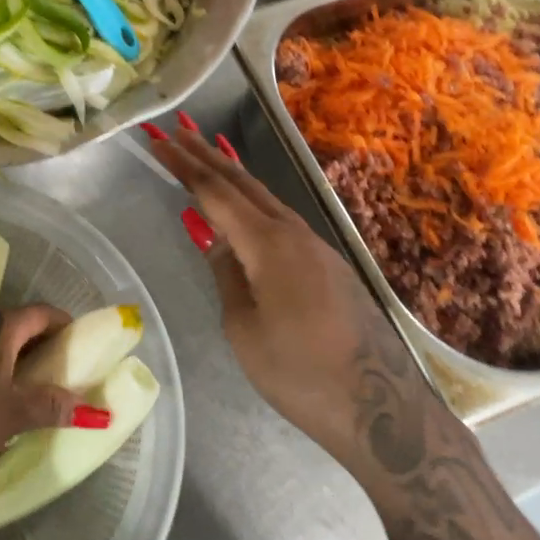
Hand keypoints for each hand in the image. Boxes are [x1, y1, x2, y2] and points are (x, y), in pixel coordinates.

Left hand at [0, 306, 91, 539]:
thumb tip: (92, 409)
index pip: (40, 313)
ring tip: (34, 382)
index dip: (63, 324)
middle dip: (42, 342)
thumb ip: (52, 405)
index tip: (81, 342)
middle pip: (17, 322)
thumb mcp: (14, 416)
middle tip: (63, 368)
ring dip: (16, 353)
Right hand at [149, 124, 415, 460]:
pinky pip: (280, 218)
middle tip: (176, 129)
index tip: (157, 139)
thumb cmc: (300, 374)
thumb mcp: (244, 329)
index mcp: (269, 244)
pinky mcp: (329, 265)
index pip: (216, 192)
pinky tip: (245, 203)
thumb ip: (226, 273)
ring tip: (205, 150)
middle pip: (243, 183)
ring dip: (231, 172)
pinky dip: (253, 199)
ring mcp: (317, 247)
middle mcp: (295, 233)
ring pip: (265, 198)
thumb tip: (213, 236)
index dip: (183, 164)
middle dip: (206, 154)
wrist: (382, 411)